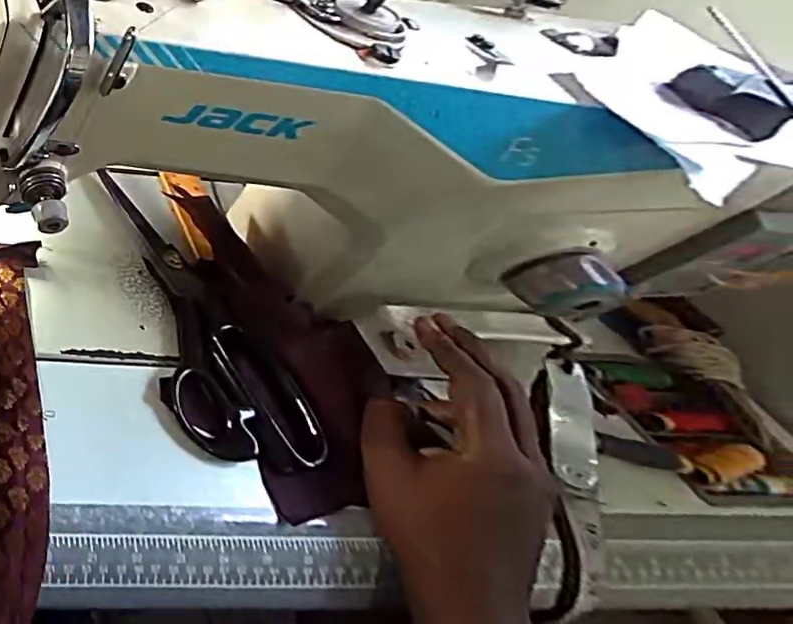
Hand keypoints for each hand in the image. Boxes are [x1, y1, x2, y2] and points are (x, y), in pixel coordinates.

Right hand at [363, 315, 556, 623]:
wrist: (466, 596)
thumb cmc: (425, 535)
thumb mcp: (387, 469)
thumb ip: (384, 420)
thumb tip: (392, 399)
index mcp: (496, 455)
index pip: (475, 385)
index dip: (446, 348)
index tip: (423, 324)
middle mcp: (529, 464)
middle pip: (509, 392)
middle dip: (474, 352)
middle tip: (443, 326)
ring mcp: (537, 482)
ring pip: (514, 414)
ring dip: (476, 383)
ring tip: (435, 367)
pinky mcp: (531, 494)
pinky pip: (510, 437)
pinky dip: (478, 413)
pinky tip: (443, 416)